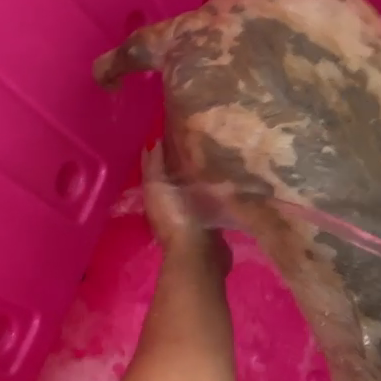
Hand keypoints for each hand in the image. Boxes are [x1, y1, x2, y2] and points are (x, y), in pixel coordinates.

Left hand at [142, 142, 230, 273]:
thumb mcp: (158, 187)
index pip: (157, 168)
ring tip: (217, 152)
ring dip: (203, 175)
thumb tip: (153, 142)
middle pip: (178, 178)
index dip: (162, 150)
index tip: (175, 128)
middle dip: (185, 161)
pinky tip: (228, 177)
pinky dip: (217, 190)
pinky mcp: (213, 222)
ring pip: (196, 189)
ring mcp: (193, 214)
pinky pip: (213, 200)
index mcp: (157, 195)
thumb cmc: (176, 217)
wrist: (201, 253)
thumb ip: (155, 166)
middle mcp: (173, 204)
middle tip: (200, 135)